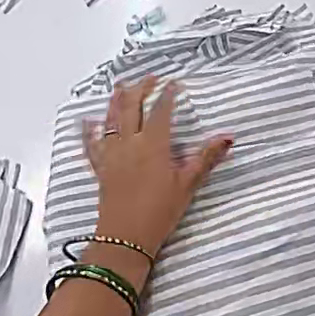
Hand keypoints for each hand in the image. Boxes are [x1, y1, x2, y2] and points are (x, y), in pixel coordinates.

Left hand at [81, 77, 231, 259]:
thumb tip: (227, 137)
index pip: (161, 111)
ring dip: (116, 101)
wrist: (125, 237)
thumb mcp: (188, 184)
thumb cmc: (160, 211)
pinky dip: (89, 131)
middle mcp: (130, 143)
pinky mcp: (100, 168)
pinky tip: (87, 122)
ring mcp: (112, 155)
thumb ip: (206, 158)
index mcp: (153, 144)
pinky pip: (92, 145)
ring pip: (112, 120)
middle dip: (140, 89)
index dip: (167, 95)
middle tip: (148, 78)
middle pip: (132, 108)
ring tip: (120, 86)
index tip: (173, 83)